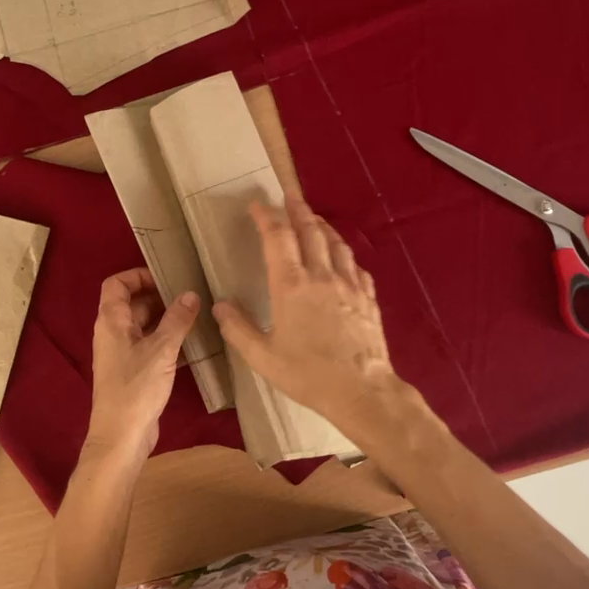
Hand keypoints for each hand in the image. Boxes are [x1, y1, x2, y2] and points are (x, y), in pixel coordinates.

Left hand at [84, 268, 199, 461]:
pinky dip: (167, 341)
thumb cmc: (136, 388)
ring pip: (143, 326)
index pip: (117, 284)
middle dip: (159, 297)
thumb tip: (190, 294)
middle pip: (132, 304)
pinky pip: (149, 346)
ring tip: (196, 315)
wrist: (122, 435)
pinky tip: (192, 343)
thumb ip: (176, 320)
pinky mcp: (132, 372)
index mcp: (111, 321)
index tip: (166, 276)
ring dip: (166, 319)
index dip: (138, 275)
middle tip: (190, 294)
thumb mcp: (161, 350)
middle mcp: (112, 333)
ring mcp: (121, 353)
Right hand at [213, 198, 417, 439]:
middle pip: (310, 231)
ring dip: (322, 226)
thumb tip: (220, 305)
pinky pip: (355, 266)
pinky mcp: (368, 299)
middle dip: (297, 210)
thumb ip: (237, 329)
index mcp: (291, 286)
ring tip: (313, 219)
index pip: (277, 238)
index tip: (257, 205)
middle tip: (289, 198)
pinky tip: (341, 258)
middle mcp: (321, 276)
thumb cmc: (307, 375)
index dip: (267, 217)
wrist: (362, 391)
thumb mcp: (262, 357)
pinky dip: (344, 253)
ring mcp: (349, 285)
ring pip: (336, 243)